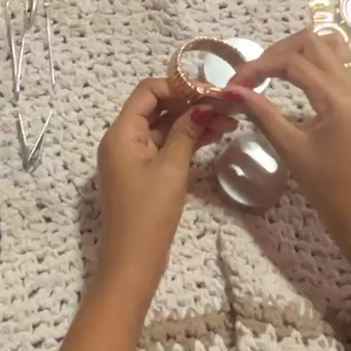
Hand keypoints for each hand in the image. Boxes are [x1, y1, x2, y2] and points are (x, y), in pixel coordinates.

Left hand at [94, 80, 236, 295]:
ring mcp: (133, 157)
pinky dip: (187, 139)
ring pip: (164, 126)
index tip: (210, 91)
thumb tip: (204, 104)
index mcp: (121, 133)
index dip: (178, 86)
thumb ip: (186, 132)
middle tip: (225, 104)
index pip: (148, 91)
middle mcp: (123, 139)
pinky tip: (215, 135)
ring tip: (229, 120)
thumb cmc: (149, 214)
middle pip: (157, 106)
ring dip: (193, 121)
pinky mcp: (144, 172)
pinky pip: (166, 145)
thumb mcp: (171, 169)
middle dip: (190, 102)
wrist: (133, 264)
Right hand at [221, 30, 350, 242]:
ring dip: (296, 51)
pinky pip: (337, 61)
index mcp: (337, 97)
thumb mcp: (291, 149)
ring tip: (272, 72)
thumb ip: (262, 114)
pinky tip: (294, 79)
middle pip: (311, 41)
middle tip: (252, 77)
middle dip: (275, 52)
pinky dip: (312, 60)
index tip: (233, 85)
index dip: (257, 66)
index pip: (291, 62)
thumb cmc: (328, 187)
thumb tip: (232, 91)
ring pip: (327, 45)